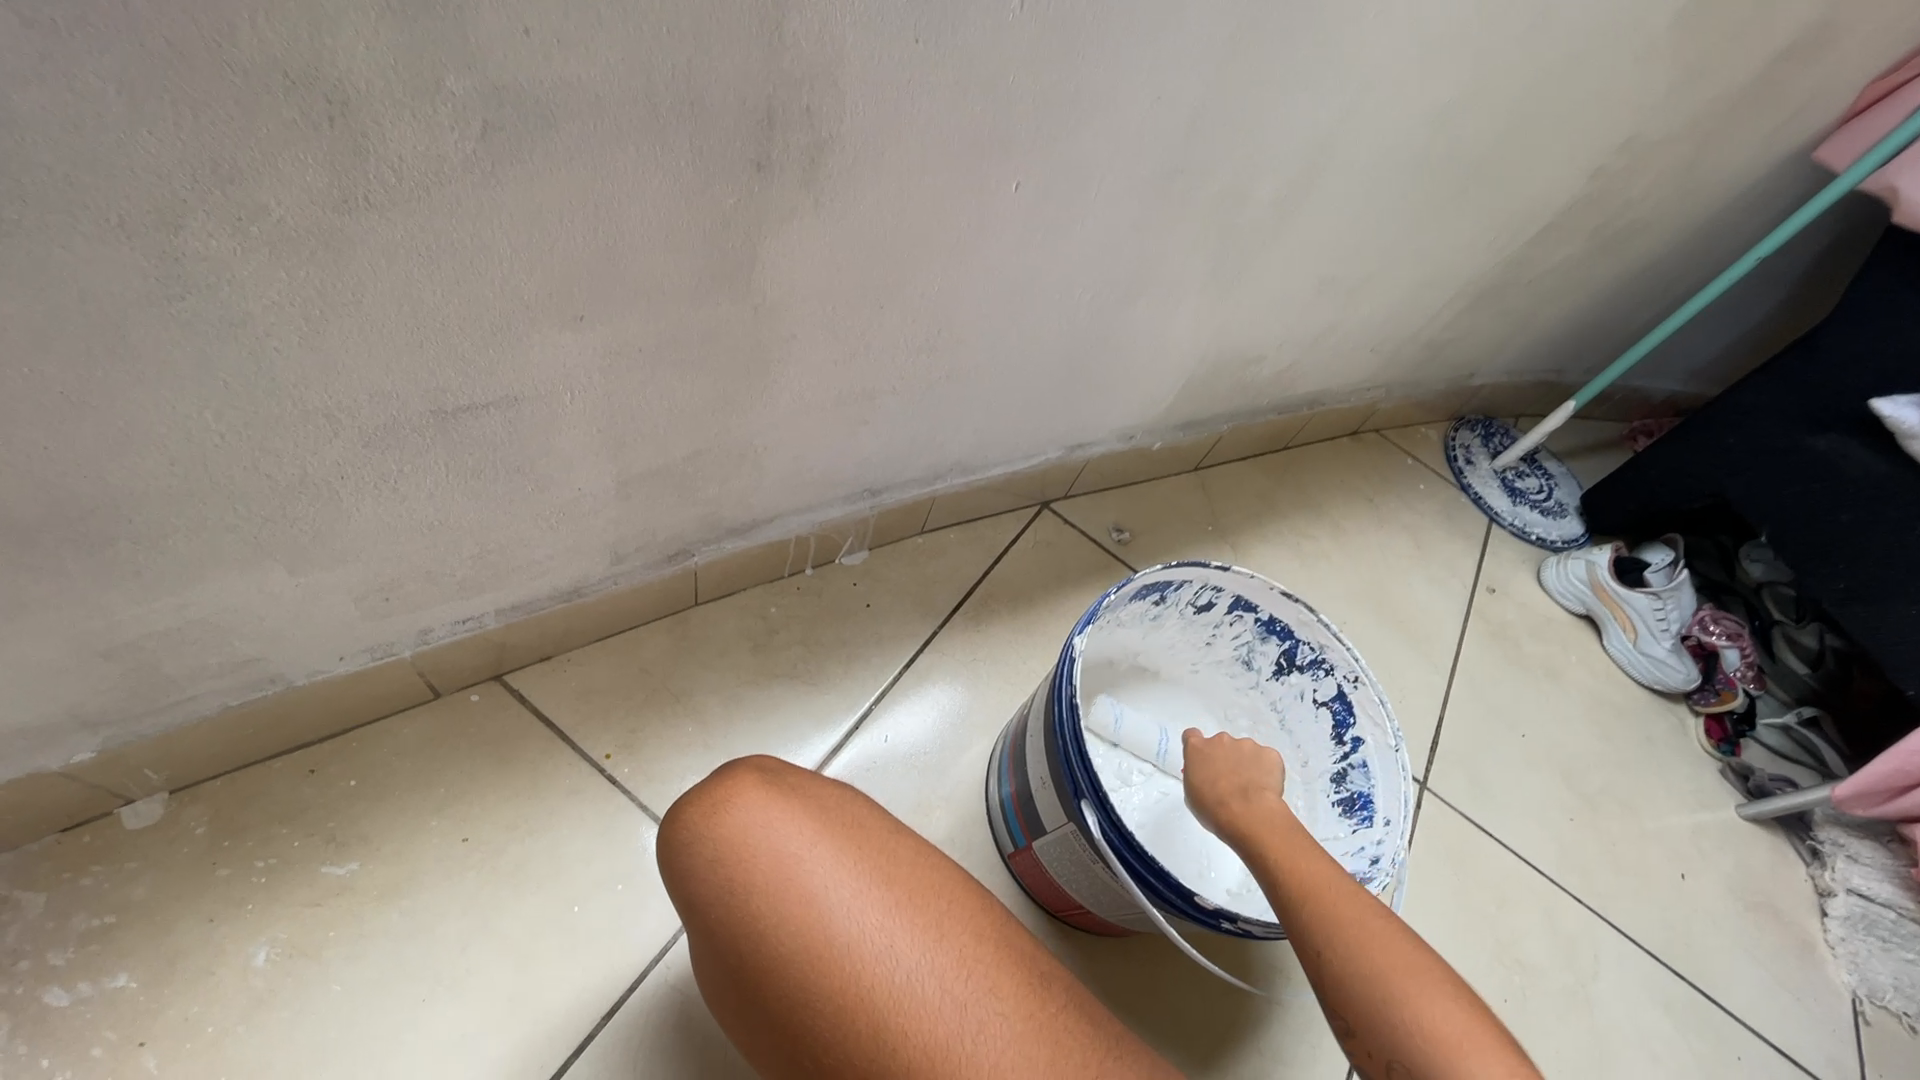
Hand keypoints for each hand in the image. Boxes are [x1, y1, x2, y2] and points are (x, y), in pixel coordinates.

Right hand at [1181, 729, 1290, 848]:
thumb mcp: (1192, 793)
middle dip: (1226, 758)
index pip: (1192, 736)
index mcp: (1197, 749)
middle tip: (1231, 781)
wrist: (1247, 814)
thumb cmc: (1213, 808)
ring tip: (1251, 788)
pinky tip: (1265, 788)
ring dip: (1247, 764)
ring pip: (1246, 751)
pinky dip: (1267, 770)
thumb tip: (1207, 775)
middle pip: (1222, 744)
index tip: (1204, 759)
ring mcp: (1247, 745)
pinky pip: (1267, 759)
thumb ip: (1197, 774)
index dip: (1199, 747)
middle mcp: (1221, 740)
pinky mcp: (1269, 753)